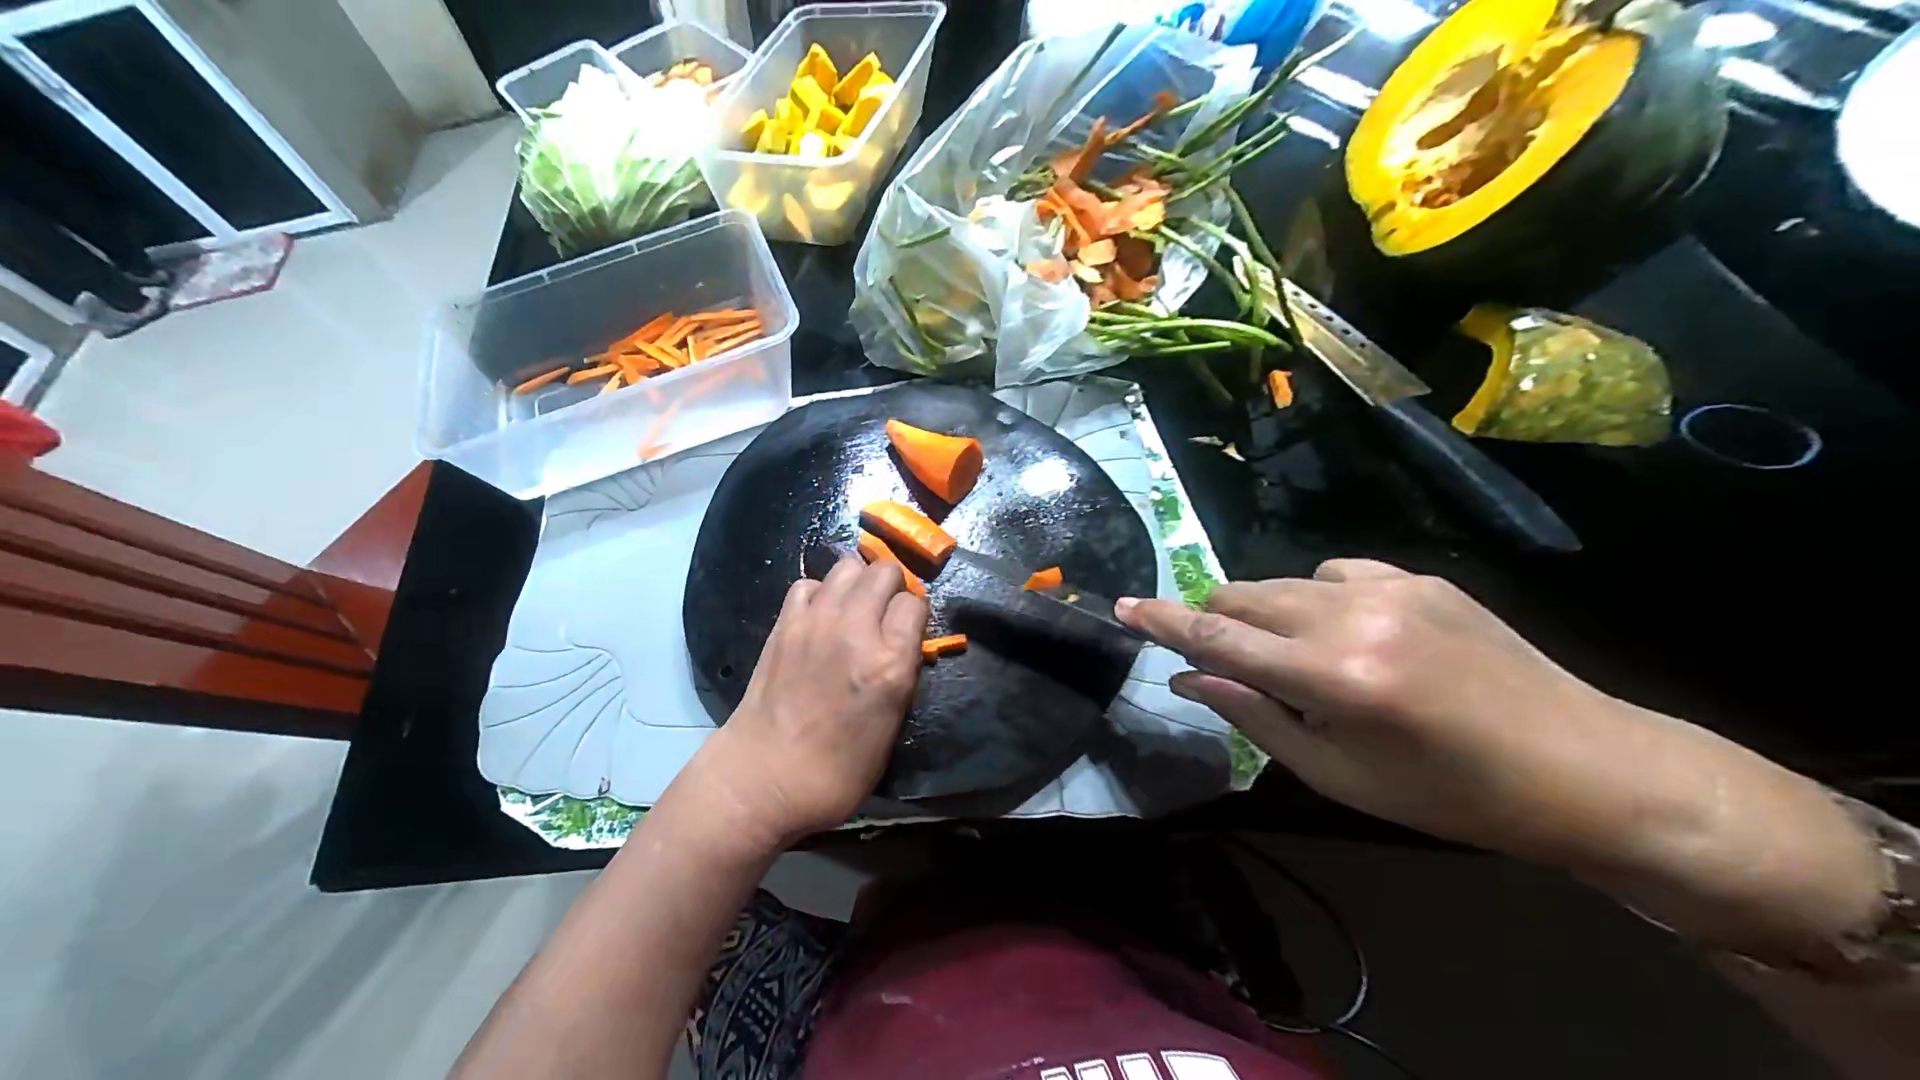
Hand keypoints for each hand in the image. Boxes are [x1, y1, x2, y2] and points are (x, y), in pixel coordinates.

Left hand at [688, 558, 926, 851]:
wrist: (766, 775)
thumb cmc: (839, 769)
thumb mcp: (892, 724)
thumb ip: (902, 672)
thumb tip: (903, 643)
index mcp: (889, 663)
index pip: (915, 603)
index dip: (914, 614)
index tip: (909, 629)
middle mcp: (856, 630)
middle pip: (884, 571)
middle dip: (892, 586)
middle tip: (885, 612)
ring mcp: (816, 621)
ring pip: (847, 566)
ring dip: (858, 582)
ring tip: (855, 607)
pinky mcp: (785, 623)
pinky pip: (809, 584)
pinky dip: (820, 593)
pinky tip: (822, 616)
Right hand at [1119, 559, 1886, 959]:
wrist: (1586, 768)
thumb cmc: (1447, 794)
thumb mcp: (1335, 774)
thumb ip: (1252, 715)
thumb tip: (1187, 677)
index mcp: (1330, 677)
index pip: (1217, 637)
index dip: (1163, 622)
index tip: (1124, 607)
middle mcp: (1351, 617)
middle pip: (1241, 596)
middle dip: (1216, 622)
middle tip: (1230, 662)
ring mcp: (1390, 588)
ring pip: (1282, 582)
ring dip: (1266, 614)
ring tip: (1303, 659)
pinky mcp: (1420, 577)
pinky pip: (1334, 573)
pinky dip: (1317, 599)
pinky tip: (1351, 632)